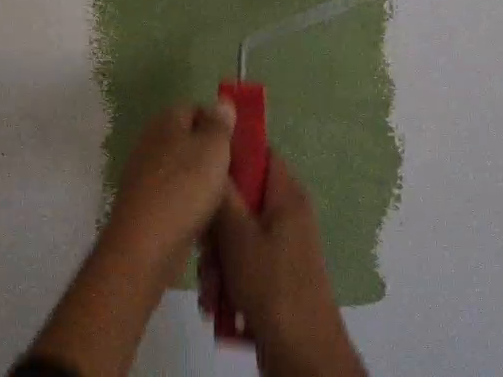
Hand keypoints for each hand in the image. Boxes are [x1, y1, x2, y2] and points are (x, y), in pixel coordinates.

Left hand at [100, 101, 236, 281]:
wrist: (147, 242)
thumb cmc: (185, 188)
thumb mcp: (212, 149)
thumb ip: (219, 125)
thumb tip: (222, 102)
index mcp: (166, 121)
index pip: (195, 108)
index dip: (219, 123)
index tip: (239, 144)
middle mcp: (151, 141)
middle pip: (189, 139)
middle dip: (213, 153)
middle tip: (238, 171)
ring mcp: (146, 172)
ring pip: (184, 168)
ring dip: (204, 180)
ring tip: (228, 197)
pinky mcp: (147, 202)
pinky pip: (176, 193)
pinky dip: (191, 201)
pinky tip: (208, 216)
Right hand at [210, 153, 366, 376]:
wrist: (302, 354)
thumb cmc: (272, 284)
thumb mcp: (238, 233)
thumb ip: (222, 192)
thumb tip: (215, 149)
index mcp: (286, 196)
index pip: (259, 152)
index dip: (230, 152)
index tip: (200, 165)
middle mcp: (285, 216)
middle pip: (238, 198)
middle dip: (213, 225)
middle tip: (204, 245)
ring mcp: (279, 248)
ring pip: (233, 235)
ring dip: (215, 260)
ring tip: (211, 286)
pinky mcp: (271, 277)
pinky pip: (239, 263)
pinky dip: (225, 281)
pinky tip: (216, 304)